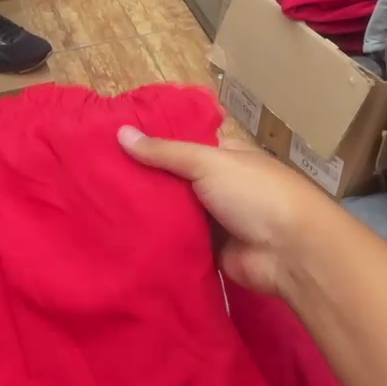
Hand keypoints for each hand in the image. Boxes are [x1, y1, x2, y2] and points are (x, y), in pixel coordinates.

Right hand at [118, 125, 334, 297]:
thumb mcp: (209, 163)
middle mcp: (217, 184)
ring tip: (97, 200)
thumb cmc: (255, 195)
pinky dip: (153, 234)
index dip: (151, 142)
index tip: (112, 141)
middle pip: (171, 177)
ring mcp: (212, 217)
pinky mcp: (205, 247)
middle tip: (97, 173)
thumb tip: (121, 132)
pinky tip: (118, 229)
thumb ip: (164, 152)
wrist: (290, 254)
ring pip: (169, 208)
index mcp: (225, 156)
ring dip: (144, 207)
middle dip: (141, 176)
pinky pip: (173, 237)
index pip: (181, 144)